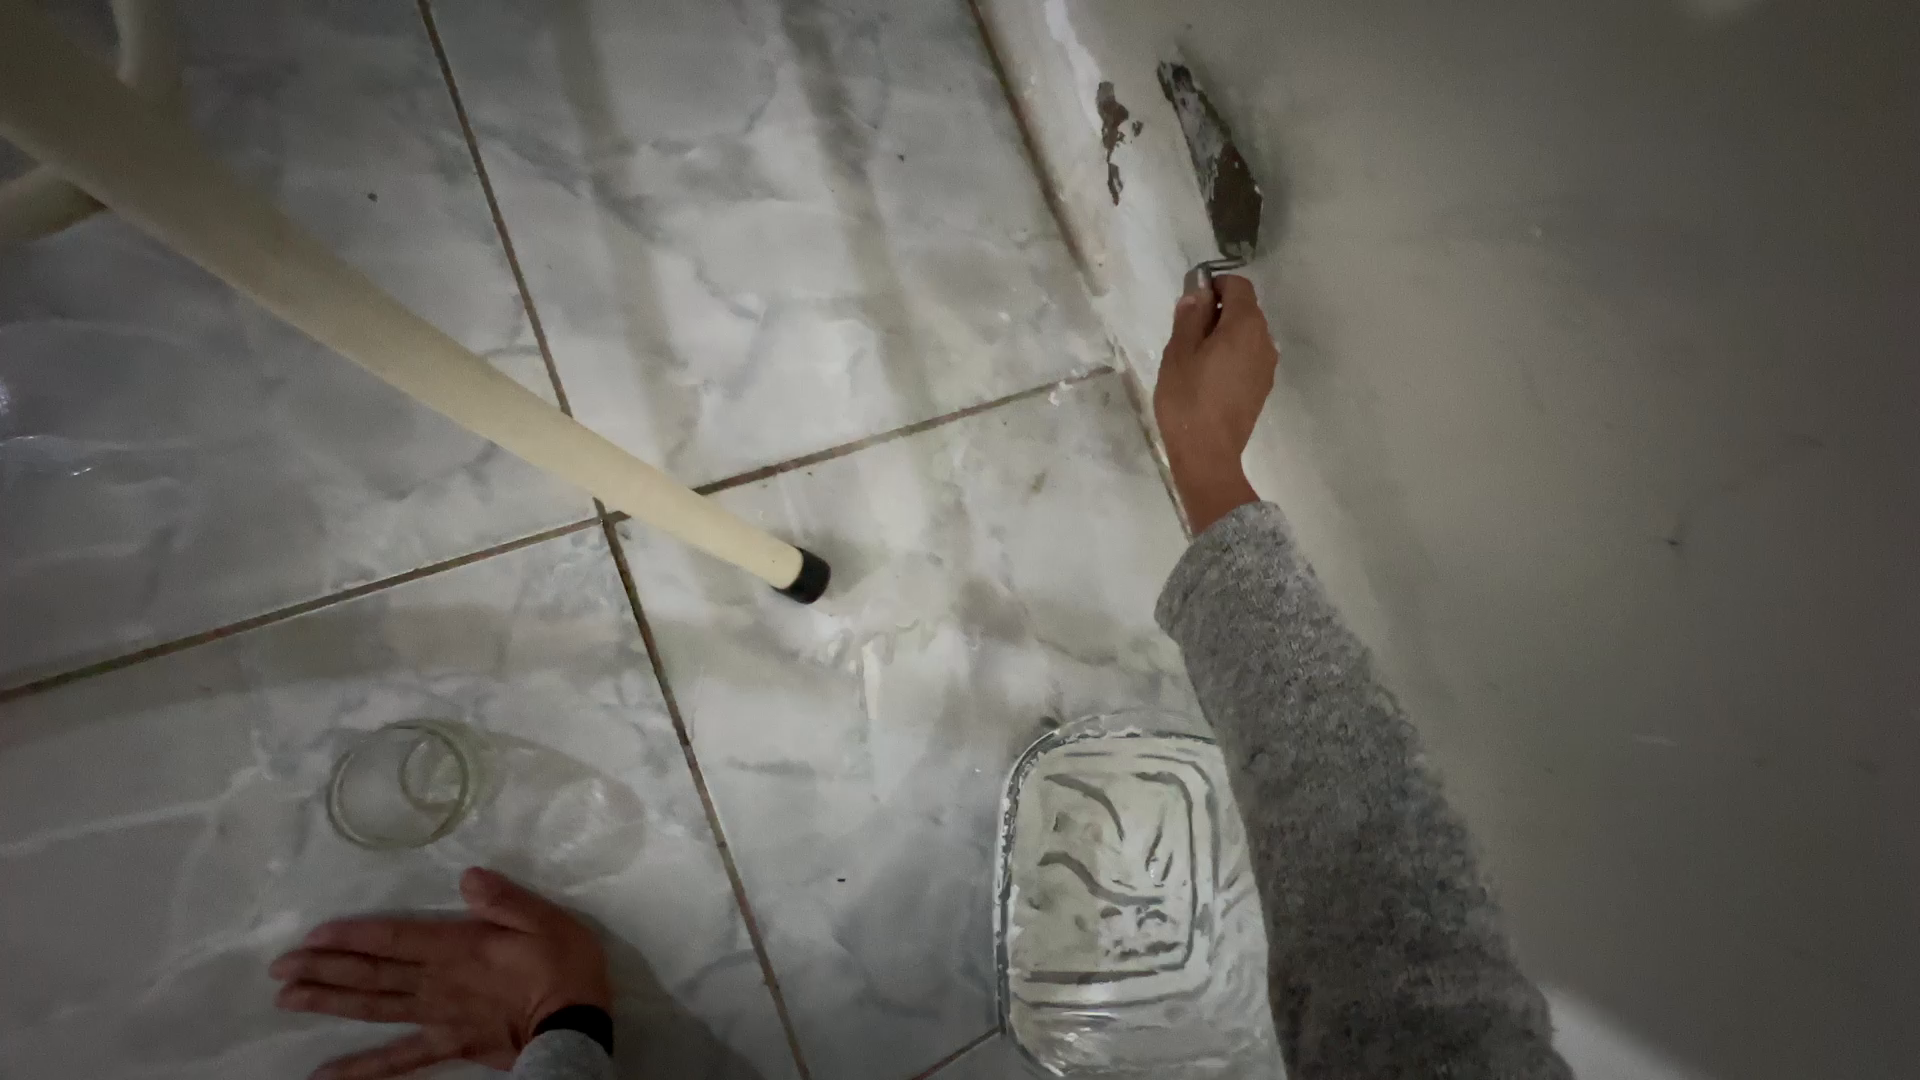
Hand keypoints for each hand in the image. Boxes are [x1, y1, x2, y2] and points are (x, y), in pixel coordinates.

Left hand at [270, 867, 612, 1079]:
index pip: (397, 940)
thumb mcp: (544, 919)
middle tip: (280, 966)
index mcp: (459, 948)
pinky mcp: (447, 1044)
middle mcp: (437, 982)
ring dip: (330, 1002)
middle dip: (326, 968)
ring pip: (374, 1007)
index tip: (313, 935)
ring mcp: (437, 1017)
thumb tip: (467, 877)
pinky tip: (325, 1076)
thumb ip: (504, 900)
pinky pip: (397, 1061)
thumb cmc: (561, 963)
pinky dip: (360, 1069)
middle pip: (374, 974)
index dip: (354, 937)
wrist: (571, 1023)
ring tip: (288, 999)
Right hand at [1154, 274, 1277, 531]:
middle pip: (1245, 310)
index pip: (1238, 285)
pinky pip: (1248, 358)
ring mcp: (1267, 366)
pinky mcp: (1262, 388)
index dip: (1215, 284)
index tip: (1191, 301)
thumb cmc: (1187, 400)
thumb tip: (1198, 294)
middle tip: (1186, 334)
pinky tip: (1208, 379)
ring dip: (1224, 336)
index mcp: (1244, 325)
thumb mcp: (1178, 354)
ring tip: (1194, 360)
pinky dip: (1231, 357)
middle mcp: (1264, 340)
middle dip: (1218, 311)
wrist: (1208, 454)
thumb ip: (1190, 318)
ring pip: (1247, 336)